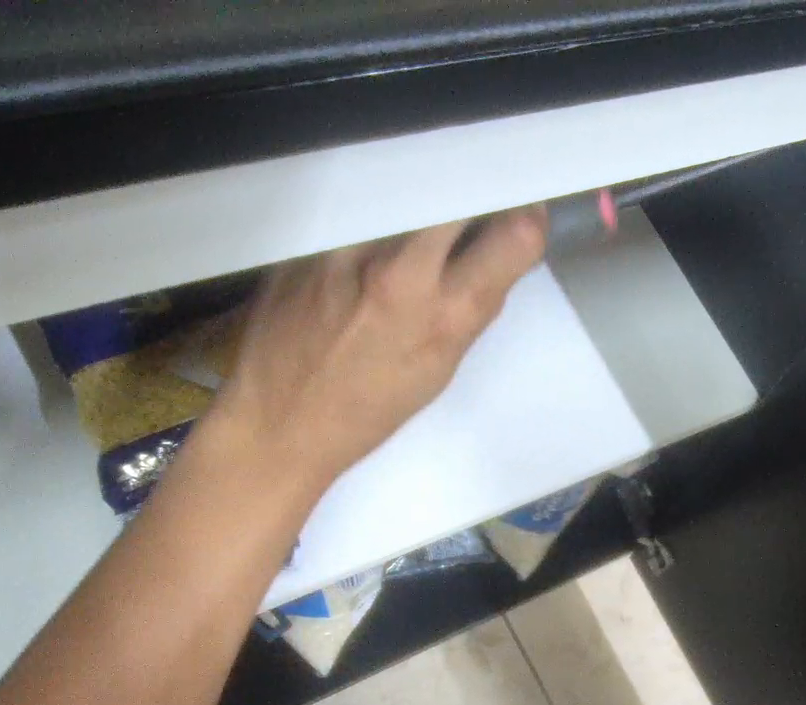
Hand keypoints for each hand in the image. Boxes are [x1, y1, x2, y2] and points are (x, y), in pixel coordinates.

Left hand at [202, 207, 548, 495]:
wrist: (278, 420)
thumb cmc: (368, 408)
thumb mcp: (440, 367)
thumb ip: (471, 305)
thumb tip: (499, 255)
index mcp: (446, 316)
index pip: (515, 235)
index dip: (527, 216)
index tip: (520, 211)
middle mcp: (400, 270)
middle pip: (462, 190)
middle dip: (476, 188)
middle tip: (471, 199)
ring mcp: (348, 245)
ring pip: (406, 183)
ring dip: (424, 191)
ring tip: (415, 217)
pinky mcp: (306, 234)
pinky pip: (357, 198)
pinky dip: (373, 205)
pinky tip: (364, 232)